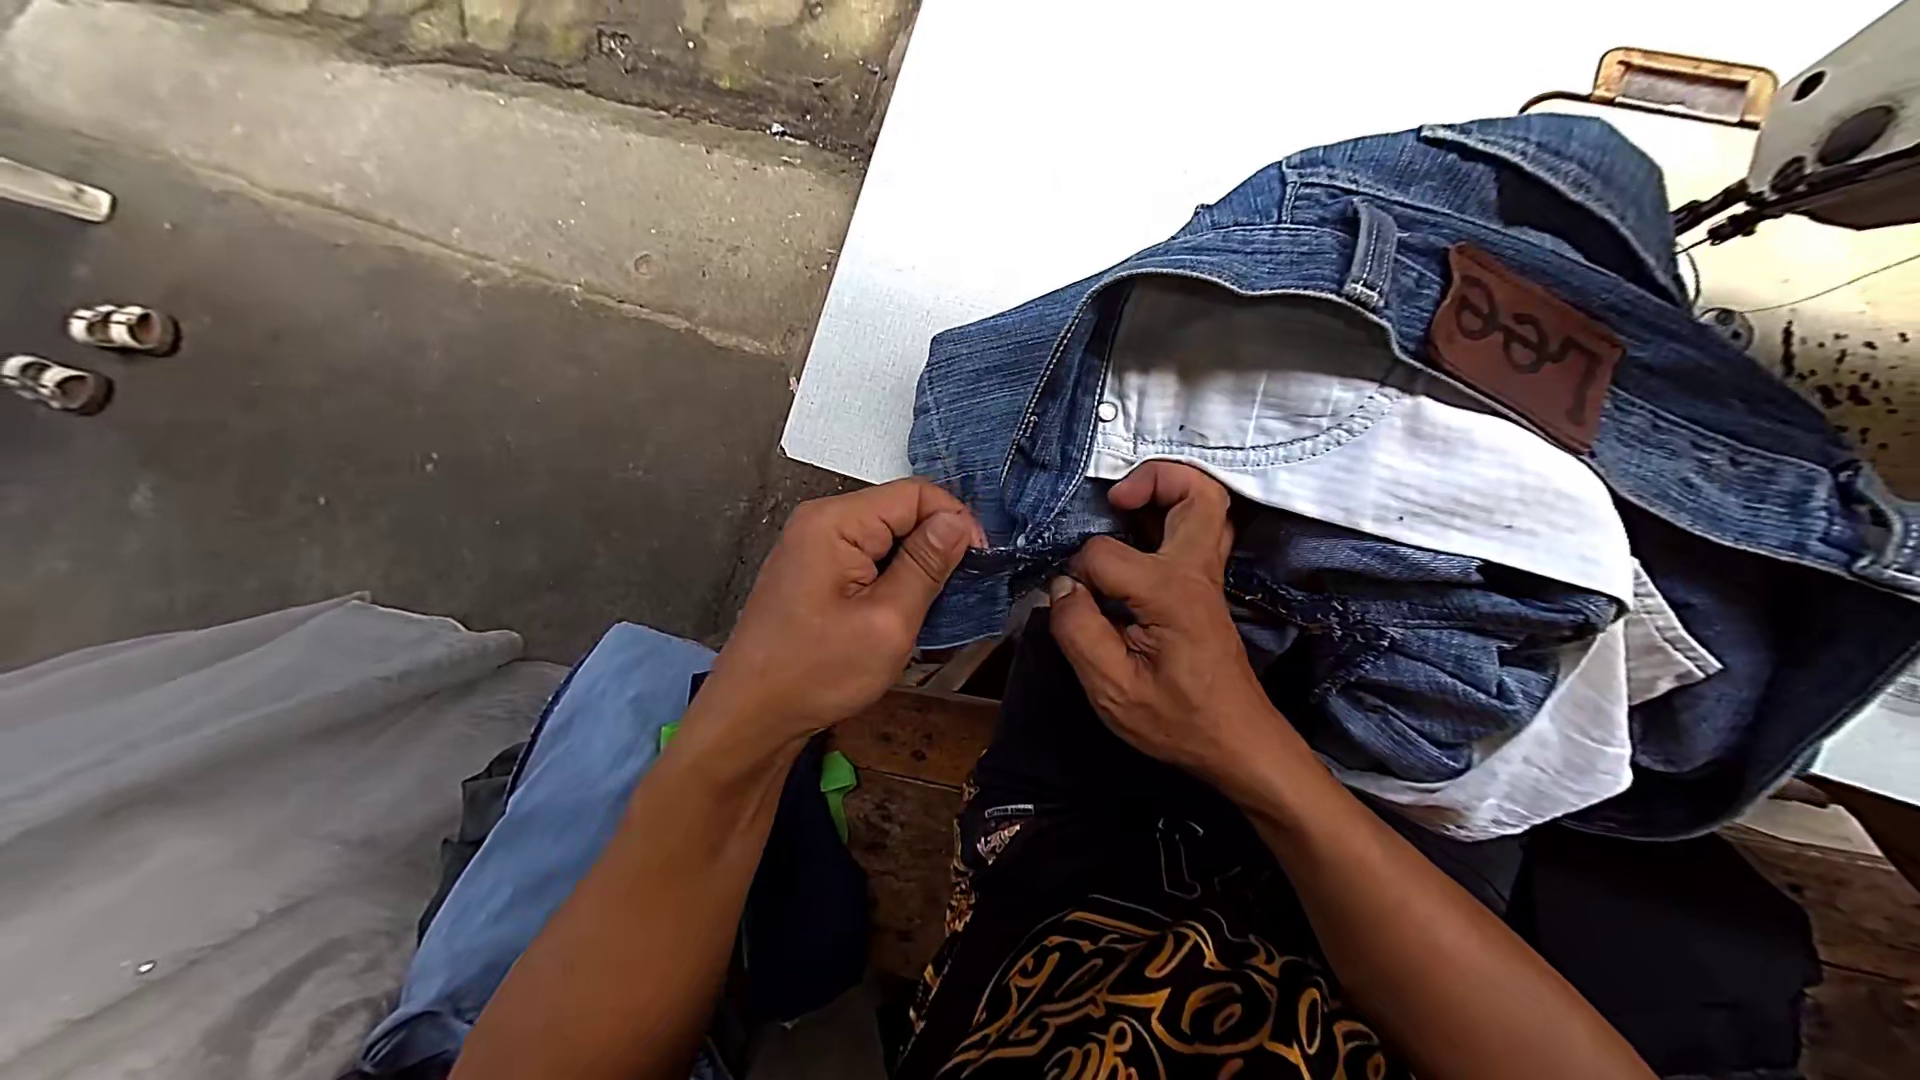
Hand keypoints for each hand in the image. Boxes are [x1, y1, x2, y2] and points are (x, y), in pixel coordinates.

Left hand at [700, 477, 984, 741]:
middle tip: (957, 591)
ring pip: (887, 536)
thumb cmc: (813, 674)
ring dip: (915, 566)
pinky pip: (868, 556)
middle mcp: (820, 522)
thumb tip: (958, 521)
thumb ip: (927, 564)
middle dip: (935, 546)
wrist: (753, 715)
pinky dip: (893, 578)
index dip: (955, 520)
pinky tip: (901, 610)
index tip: (978, 559)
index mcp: (834, 523)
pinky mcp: (815, 568)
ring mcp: (814, 545)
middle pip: (900, 511)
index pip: (915, 493)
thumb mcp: (888, 621)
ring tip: (930, 607)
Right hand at [1048, 462, 1306, 799]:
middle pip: (1198, 492)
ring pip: (1208, 505)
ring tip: (1124, 509)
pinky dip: (1171, 516)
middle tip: (1115, 500)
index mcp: (1170, 593)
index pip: (1104, 554)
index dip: (1076, 573)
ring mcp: (1208, 577)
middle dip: (1154, 478)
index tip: (1072, 604)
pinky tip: (1139, 538)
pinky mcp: (1207, 588)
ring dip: (1168, 492)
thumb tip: (1062, 586)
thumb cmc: (1177, 721)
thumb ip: (1077, 629)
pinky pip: (1200, 530)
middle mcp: (1196, 572)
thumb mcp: (1111, 688)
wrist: (1236, 744)